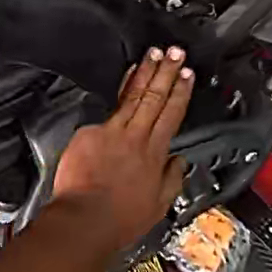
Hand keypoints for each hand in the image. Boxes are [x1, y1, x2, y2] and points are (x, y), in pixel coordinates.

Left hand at [49, 45, 194, 258]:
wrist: (84, 220)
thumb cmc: (118, 218)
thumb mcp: (157, 205)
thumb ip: (170, 179)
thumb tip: (178, 163)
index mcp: (154, 154)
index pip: (172, 114)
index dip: (181, 91)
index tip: (187, 74)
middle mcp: (135, 138)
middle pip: (155, 96)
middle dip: (167, 71)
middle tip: (175, 51)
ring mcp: (112, 132)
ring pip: (133, 95)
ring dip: (145, 71)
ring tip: (154, 54)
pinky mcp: (90, 132)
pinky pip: (108, 108)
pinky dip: (119, 91)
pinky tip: (125, 79)